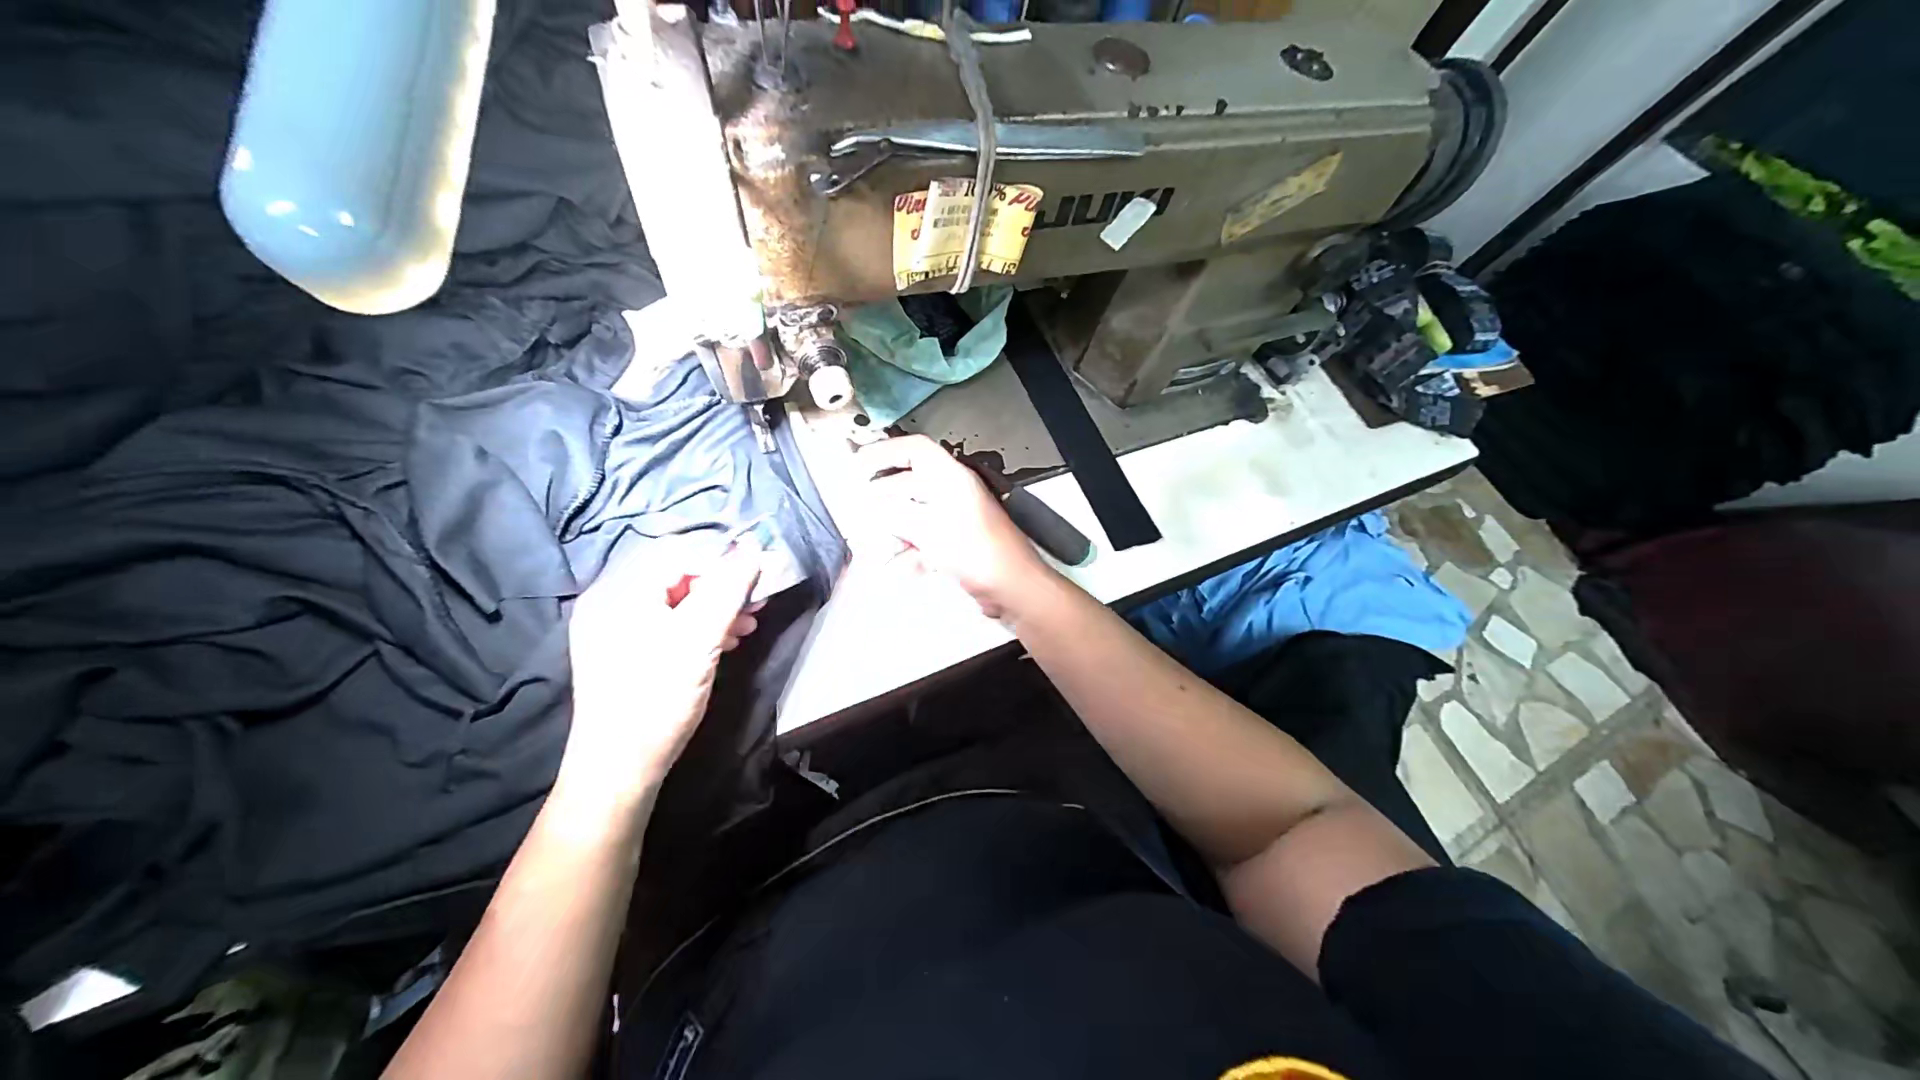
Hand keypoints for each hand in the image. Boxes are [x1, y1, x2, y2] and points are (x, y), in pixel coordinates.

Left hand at [559, 540, 762, 819]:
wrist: (617, 770)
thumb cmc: (657, 699)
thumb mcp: (699, 639)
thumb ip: (727, 589)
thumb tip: (752, 547)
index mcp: (620, 591)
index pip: (679, 552)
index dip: (723, 557)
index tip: (760, 573)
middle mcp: (610, 601)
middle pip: (676, 574)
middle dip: (723, 583)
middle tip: (759, 598)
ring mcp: (613, 628)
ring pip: (674, 600)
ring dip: (715, 605)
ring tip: (749, 622)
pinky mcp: (622, 653)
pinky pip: (665, 622)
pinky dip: (698, 625)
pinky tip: (725, 641)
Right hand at [856, 434, 1057, 618]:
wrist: (1013, 589)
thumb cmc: (980, 554)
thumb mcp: (927, 528)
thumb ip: (893, 514)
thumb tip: (869, 506)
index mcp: (951, 479)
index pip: (915, 450)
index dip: (884, 453)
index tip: (859, 464)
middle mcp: (954, 494)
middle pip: (907, 487)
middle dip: (882, 505)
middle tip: (861, 516)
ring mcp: (955, 520)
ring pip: (912, 518)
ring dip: (893, 535)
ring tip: (879, 551)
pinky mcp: (956, 545)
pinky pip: (923, 543)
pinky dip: (909, 554)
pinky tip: (902, 568)